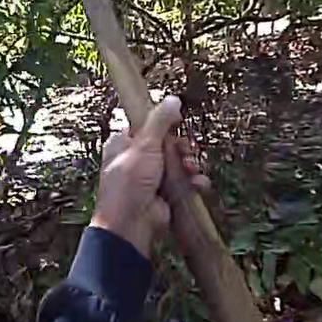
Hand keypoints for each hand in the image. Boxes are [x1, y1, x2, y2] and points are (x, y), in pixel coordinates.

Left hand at [89, 95, 210, 257]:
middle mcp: (137, 158)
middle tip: (184, 151)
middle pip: (167, 143)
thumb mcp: (145, 144)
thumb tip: (173, 99)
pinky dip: (193, 182)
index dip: (163, 123)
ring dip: (189, 164)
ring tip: (190, 170)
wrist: (131, 222)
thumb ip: (160, 121)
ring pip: (178, 162)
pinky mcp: (165, 193)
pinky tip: (198, 184)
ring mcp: (151, 177)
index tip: (177, 121)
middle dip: (181, 147)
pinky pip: (184, 182)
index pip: (146, 125)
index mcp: (123, 143)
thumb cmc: (130, 181)